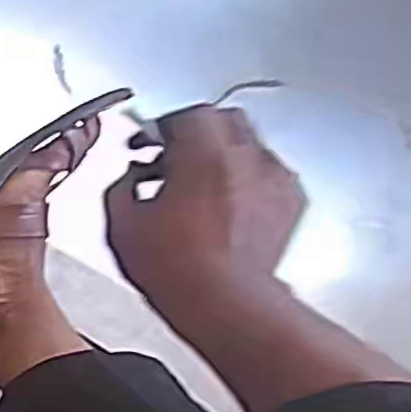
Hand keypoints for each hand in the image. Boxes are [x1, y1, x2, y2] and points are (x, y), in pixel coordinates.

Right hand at [105, 105, 305, 316]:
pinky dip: (239, 180)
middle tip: (167, 153)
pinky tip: (215, 206)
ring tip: (189, 185)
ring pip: (247, 146)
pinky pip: (264, 174)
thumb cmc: (173, 266)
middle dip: (193, 133)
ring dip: (217, 157)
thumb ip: (122, 188)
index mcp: (205, 158)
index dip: (162, 123)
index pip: (190, 114)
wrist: (220, 297)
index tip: (147, 138)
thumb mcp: (121, 225)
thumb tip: (129, 178)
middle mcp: (248, 159)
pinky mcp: (289, 199)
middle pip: (227, 120)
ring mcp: (275, 178)